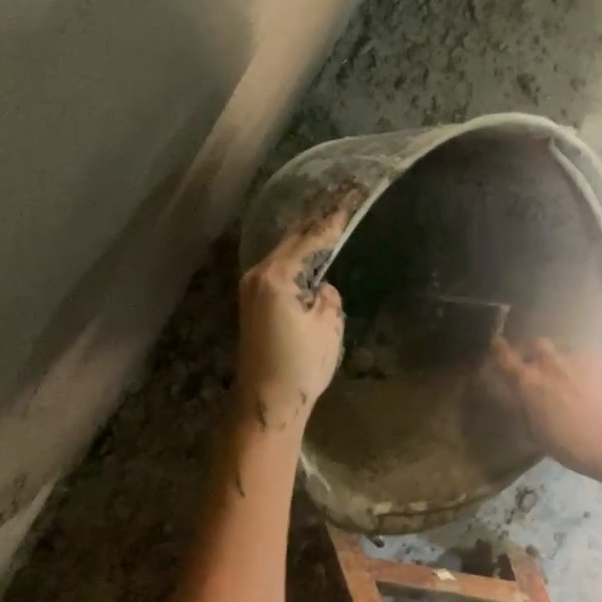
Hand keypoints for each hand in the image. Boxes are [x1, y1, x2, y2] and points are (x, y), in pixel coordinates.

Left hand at [235, 212, 348, 433]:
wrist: (266, 402)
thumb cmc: (299, 366)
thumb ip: (328, 297)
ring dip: (305, 238)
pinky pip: (278, 266)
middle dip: (317, 222)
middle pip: (292, 239)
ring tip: (330, 219)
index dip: (333, 221)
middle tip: (342, 198)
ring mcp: (251, 287)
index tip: (351, 199)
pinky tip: (309, 251)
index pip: (310, 239)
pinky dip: (295, 256)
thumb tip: (320, 288)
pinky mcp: (252, 301)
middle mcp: (258, 275)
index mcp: (277, 277)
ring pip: (283, 252)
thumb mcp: (328, 327)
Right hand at [483, 336, 601, 483]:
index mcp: (528, 382)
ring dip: (556, 358)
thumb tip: (512, 395)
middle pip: (534, 345)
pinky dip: (580, 366)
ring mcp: (576, 358)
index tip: (496, 343)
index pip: (504, 357)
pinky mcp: (599, 360)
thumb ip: (521, 408)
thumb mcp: (536, 433)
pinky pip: (583, 358)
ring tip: (564, 374)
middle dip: (531, 352)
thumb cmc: (572, 445)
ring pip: (560, 350)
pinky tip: (590, 383)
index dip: (498, 349)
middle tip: (535, 366)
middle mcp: (549, 363)